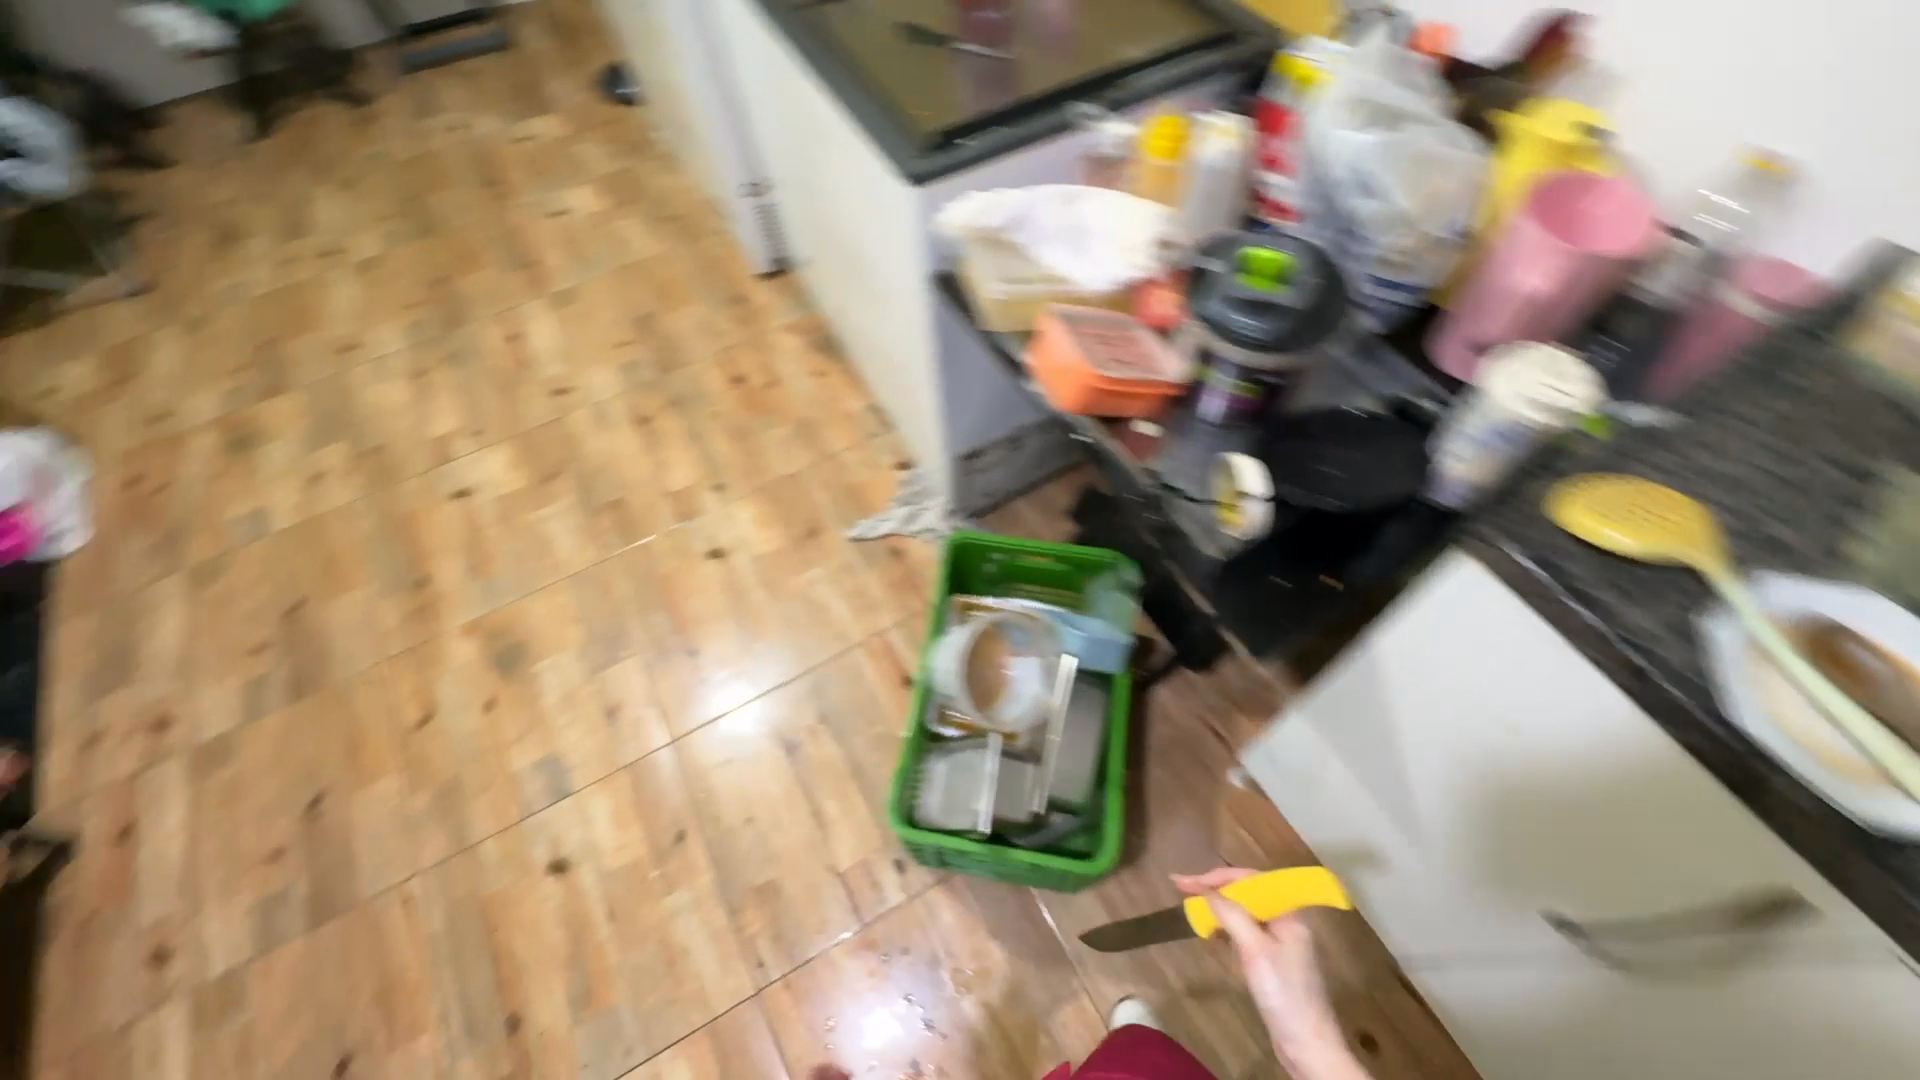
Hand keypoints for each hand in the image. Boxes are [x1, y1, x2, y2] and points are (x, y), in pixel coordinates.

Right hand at [1173, 868, 1368, 1079]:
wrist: (1308, 1048)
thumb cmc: (1284, 994)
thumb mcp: (1254, 950)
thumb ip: (1230, 913)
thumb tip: (1201, 886)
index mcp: (1288, 913)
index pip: (1249, 879)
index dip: (1216, 877)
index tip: (1184, 882)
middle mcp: (1286, 922)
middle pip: (1247, 894)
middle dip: (1216, 889)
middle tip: (1183, 890)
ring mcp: (1280, 944)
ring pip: (1245, 914)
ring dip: (1220, 909)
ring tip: (1193, 908)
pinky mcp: (1272, 963)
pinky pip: (1246, 934)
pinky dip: (1227, 930)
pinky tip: (1212, 934)